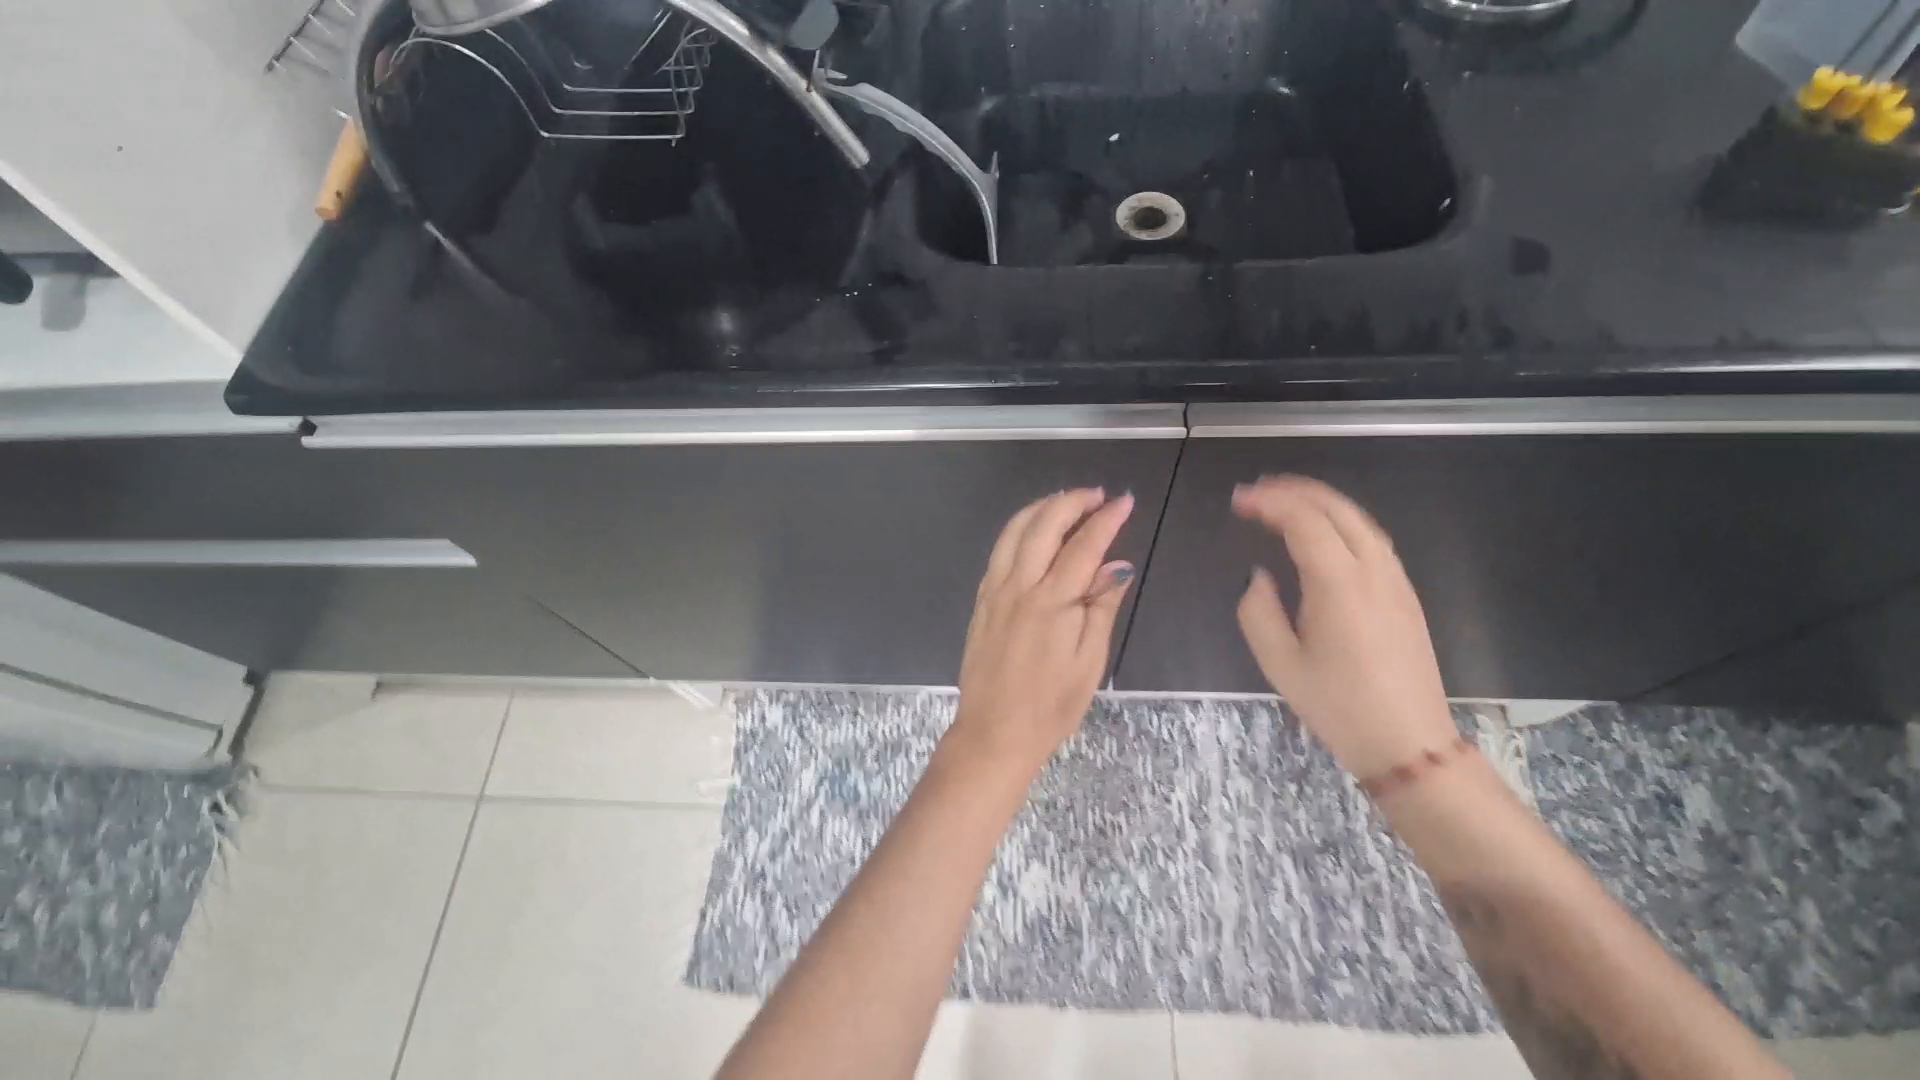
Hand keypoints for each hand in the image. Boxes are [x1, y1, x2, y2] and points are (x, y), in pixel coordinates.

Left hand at [951, 489, 1136, 775]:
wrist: (994, 733)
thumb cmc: (1051, 706)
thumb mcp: (1089, 662)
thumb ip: (1101, 607)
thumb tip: (1116, 565)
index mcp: (1052, 603)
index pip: (1084, 546)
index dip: (1107, 520)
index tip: (1125, 502)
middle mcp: (1019, 587)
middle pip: (1044, 525)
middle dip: (1072, 502)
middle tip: (1098, 496)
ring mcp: (995, 592)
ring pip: (1014, 531)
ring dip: (1041, 508)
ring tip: (1066, 502)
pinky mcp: (981, 602)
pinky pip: (999, 552)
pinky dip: (1018, 530)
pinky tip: (1032, 532)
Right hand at [1233, 475, 1457, 779]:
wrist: (1408, 742)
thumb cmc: (1338, 706)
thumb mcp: (1280, 664)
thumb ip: (1258, 611)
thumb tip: (1259, 577)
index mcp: (1339, 583)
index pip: (1304, 520)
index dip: (1269, 502)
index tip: (1239, 500)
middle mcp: (1373, 570)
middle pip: (1337, 509)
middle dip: (1296, 491)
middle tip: (1258, 491)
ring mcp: (1396, 581)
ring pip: (1360, 521)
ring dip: (1322, 502)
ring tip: (1287, 502)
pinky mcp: (1405, 596)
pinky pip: (1373, 540)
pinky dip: (1343, 522)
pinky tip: (1325, 535)